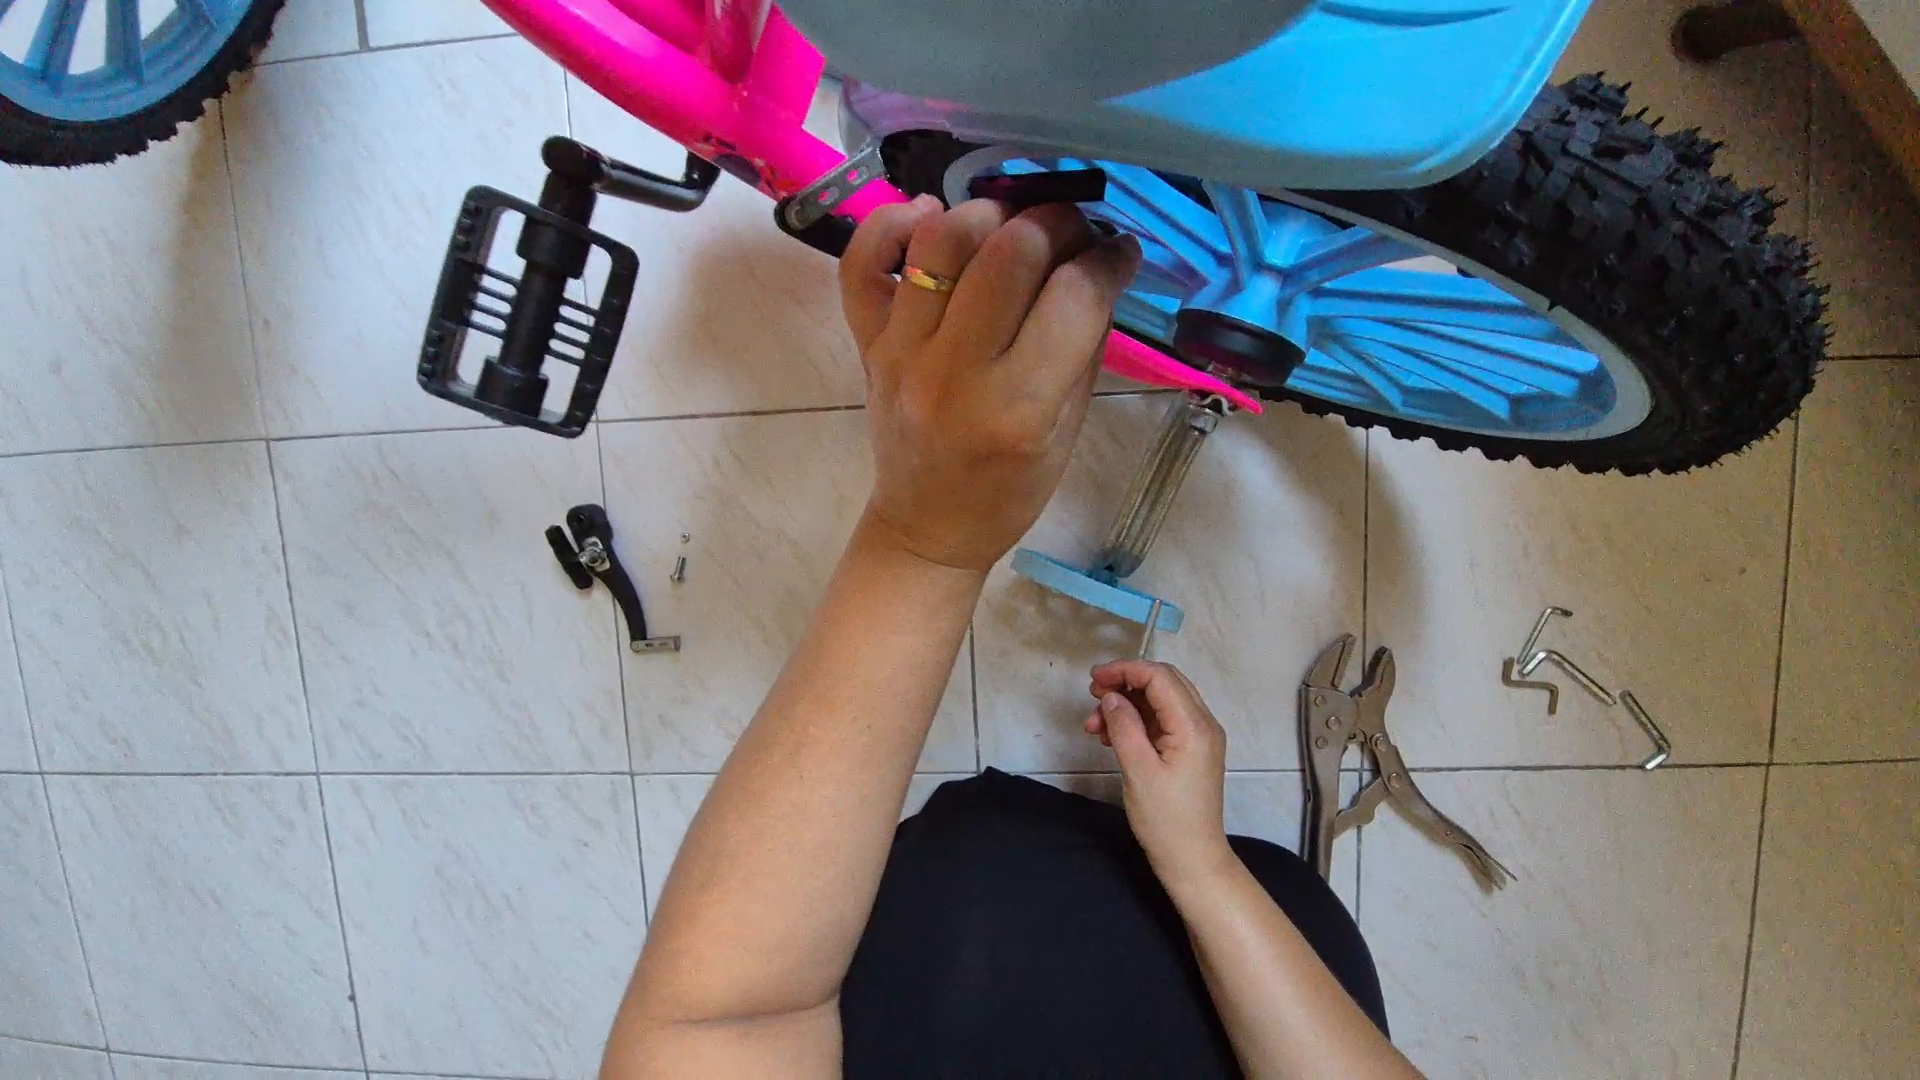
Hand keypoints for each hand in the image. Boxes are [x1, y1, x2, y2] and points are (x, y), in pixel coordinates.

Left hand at [839, 195, 1142, 571]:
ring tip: (1009, 230)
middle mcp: (955, 373)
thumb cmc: (1009, 490)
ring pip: (940, 239)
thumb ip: (1083, 347)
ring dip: (987, 214)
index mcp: (1018, 410)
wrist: (929, 526)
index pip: (1074, 297)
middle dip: (1057, 224)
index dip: (1111, 259)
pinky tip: (929, 218)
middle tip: (1071, 237)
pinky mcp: (866, 345)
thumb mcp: (1067, 432)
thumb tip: (1096, 266)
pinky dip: (892, 222)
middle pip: (1010, 252)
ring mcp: (902, 354)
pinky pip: (861, 262)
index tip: (1119, 253)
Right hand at [1086, 659, 1236, 888]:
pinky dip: (1136, 720)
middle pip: (1162, 682)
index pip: (1159, 677)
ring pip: (1159, 700)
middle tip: (1093, 696)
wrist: (1192, 859)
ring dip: (1127, 704)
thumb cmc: (1165, 819)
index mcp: (1194, 726)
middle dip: (1125, 682)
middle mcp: (1202, 723)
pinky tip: (1110, 736)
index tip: (1093, 680)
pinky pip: (1161, 719)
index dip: (1125, 670)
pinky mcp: (1190, 749)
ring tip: (1094, 726)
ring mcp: (1198, 736)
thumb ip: (1124, 726)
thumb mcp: (1138, 770)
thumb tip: (1111, 696)